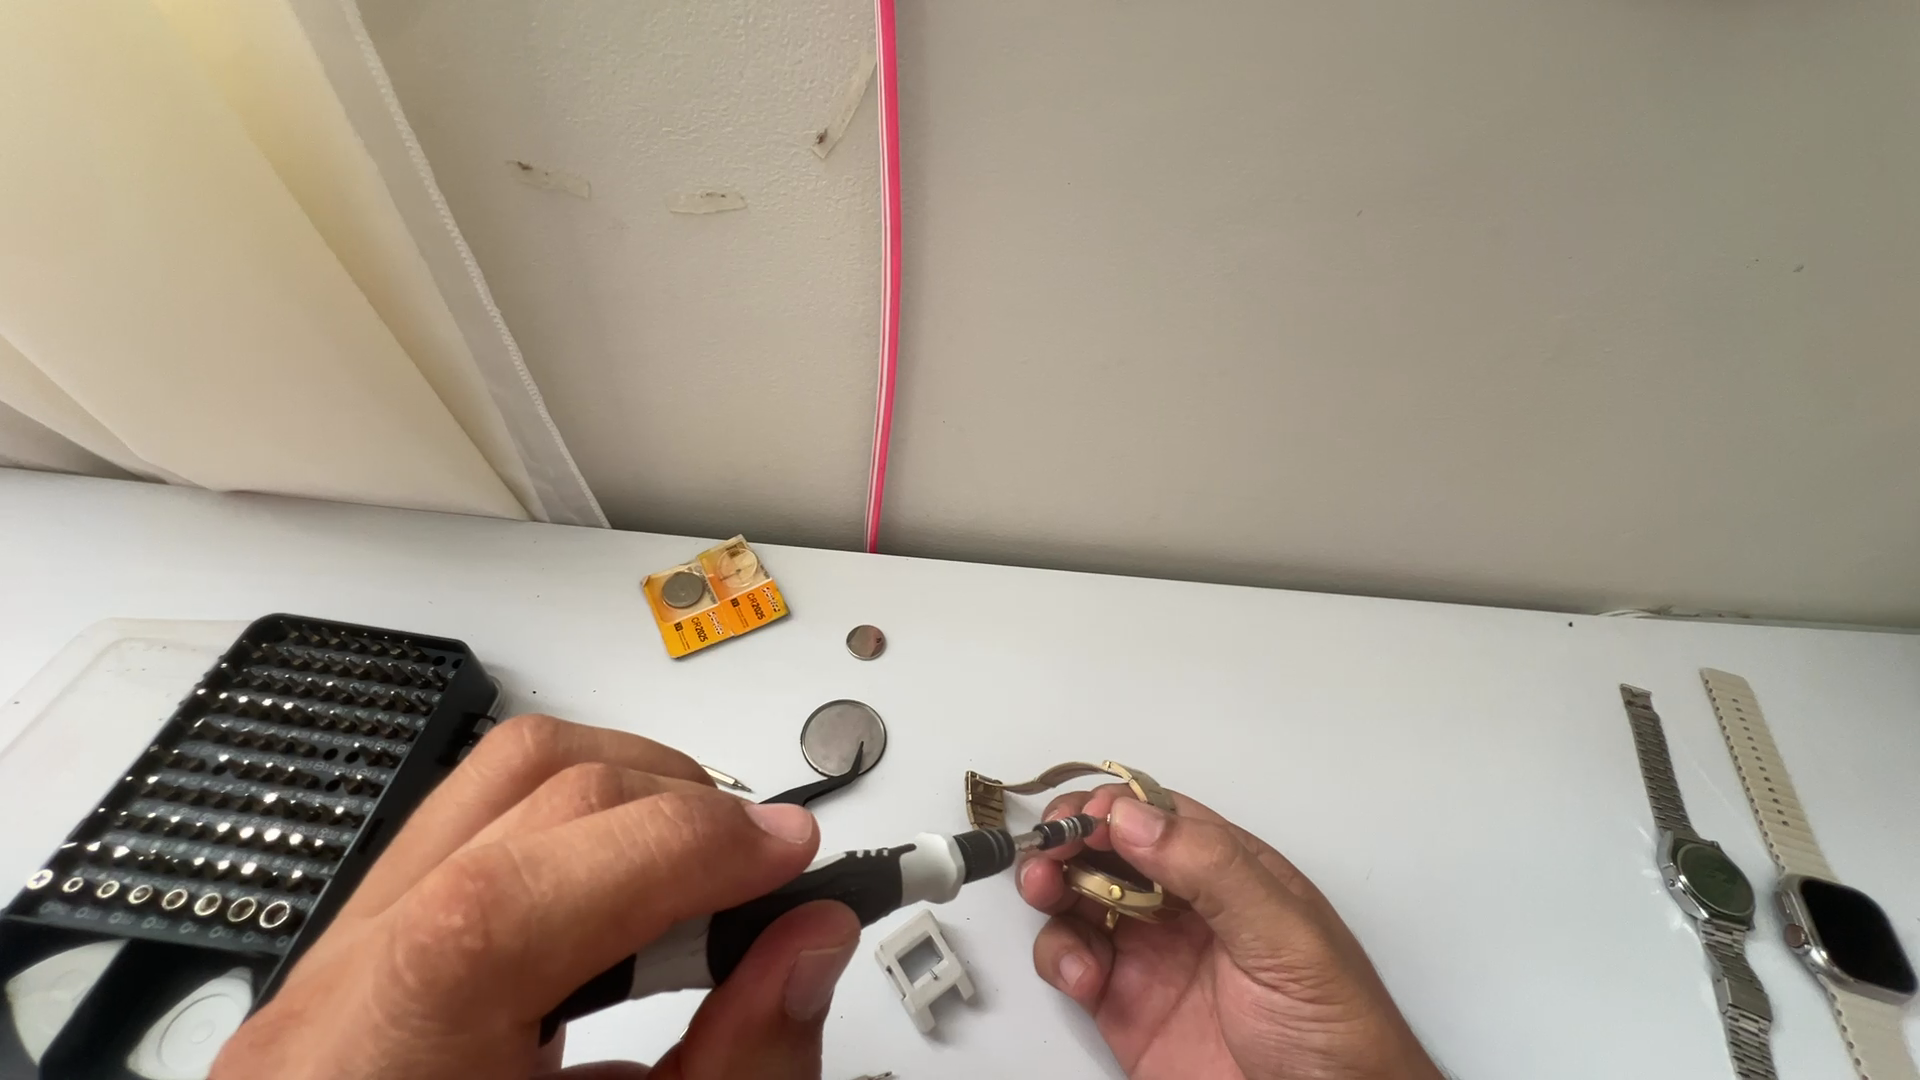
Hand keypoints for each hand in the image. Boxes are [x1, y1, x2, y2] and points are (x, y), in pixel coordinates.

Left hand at [213, 714, 859, 1079]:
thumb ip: (744, 1067)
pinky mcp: (384, 932)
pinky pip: (499, 806)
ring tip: (705, 862)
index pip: (509, 902)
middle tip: (767, 872)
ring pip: (511, 771)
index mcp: (372, 1076)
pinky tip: (638, 886)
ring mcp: (345, 949)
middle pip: (530, 797)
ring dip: (639, 790)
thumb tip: (814, 933)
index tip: (789, 854)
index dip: (675, 850)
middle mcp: (333, 994)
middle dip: (684, 813)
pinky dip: (597, 814)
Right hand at [1019, 786, 1441, 1079]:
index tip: (1080, 820)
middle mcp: (1178, 899)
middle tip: (1047, 852)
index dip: (1110, 806)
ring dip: (1051, 885)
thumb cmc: (1330, 1029)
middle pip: (1106, 846)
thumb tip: (1129, 815)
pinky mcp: (1120, 1001)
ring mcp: (1146, 949)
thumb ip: (1211, 868)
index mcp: (1223, 868)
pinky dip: (1059, 954)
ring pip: (1077, 893)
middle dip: (1068, 838)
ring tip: (1045, 895)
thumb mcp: (1284, 936)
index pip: (1155, 812)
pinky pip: (1071, 958)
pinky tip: (1080, 976)